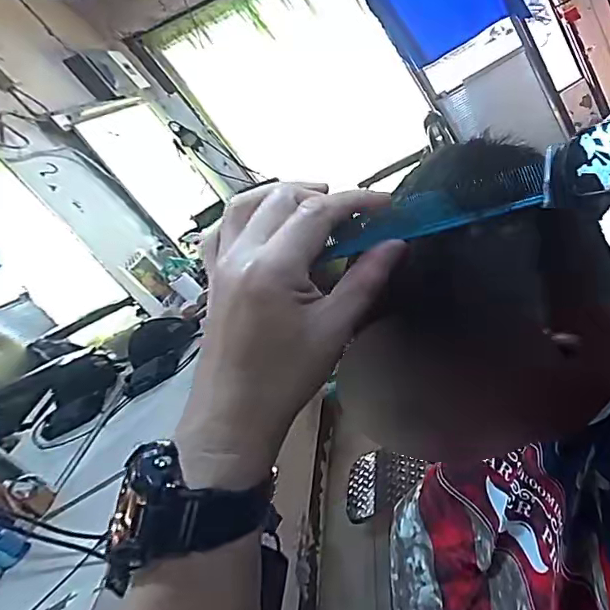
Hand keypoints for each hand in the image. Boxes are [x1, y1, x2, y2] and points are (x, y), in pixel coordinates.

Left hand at [176, 184, 404, 487]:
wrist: (234, 413)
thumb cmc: (289, 374)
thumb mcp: (337, 325)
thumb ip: (367, 277)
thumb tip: (396, 243)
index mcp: (273, 267)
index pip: (318, 212)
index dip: (356, 200)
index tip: (387, 204)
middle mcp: (241, 255)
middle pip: (282, 197)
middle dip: (324, 195)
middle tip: (357, 214)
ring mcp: (221, 264)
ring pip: (246, 204)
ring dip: (285, 195)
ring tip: (317, 207)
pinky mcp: (213, 276)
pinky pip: (222, 229)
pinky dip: (249, 215)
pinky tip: (271, 225)